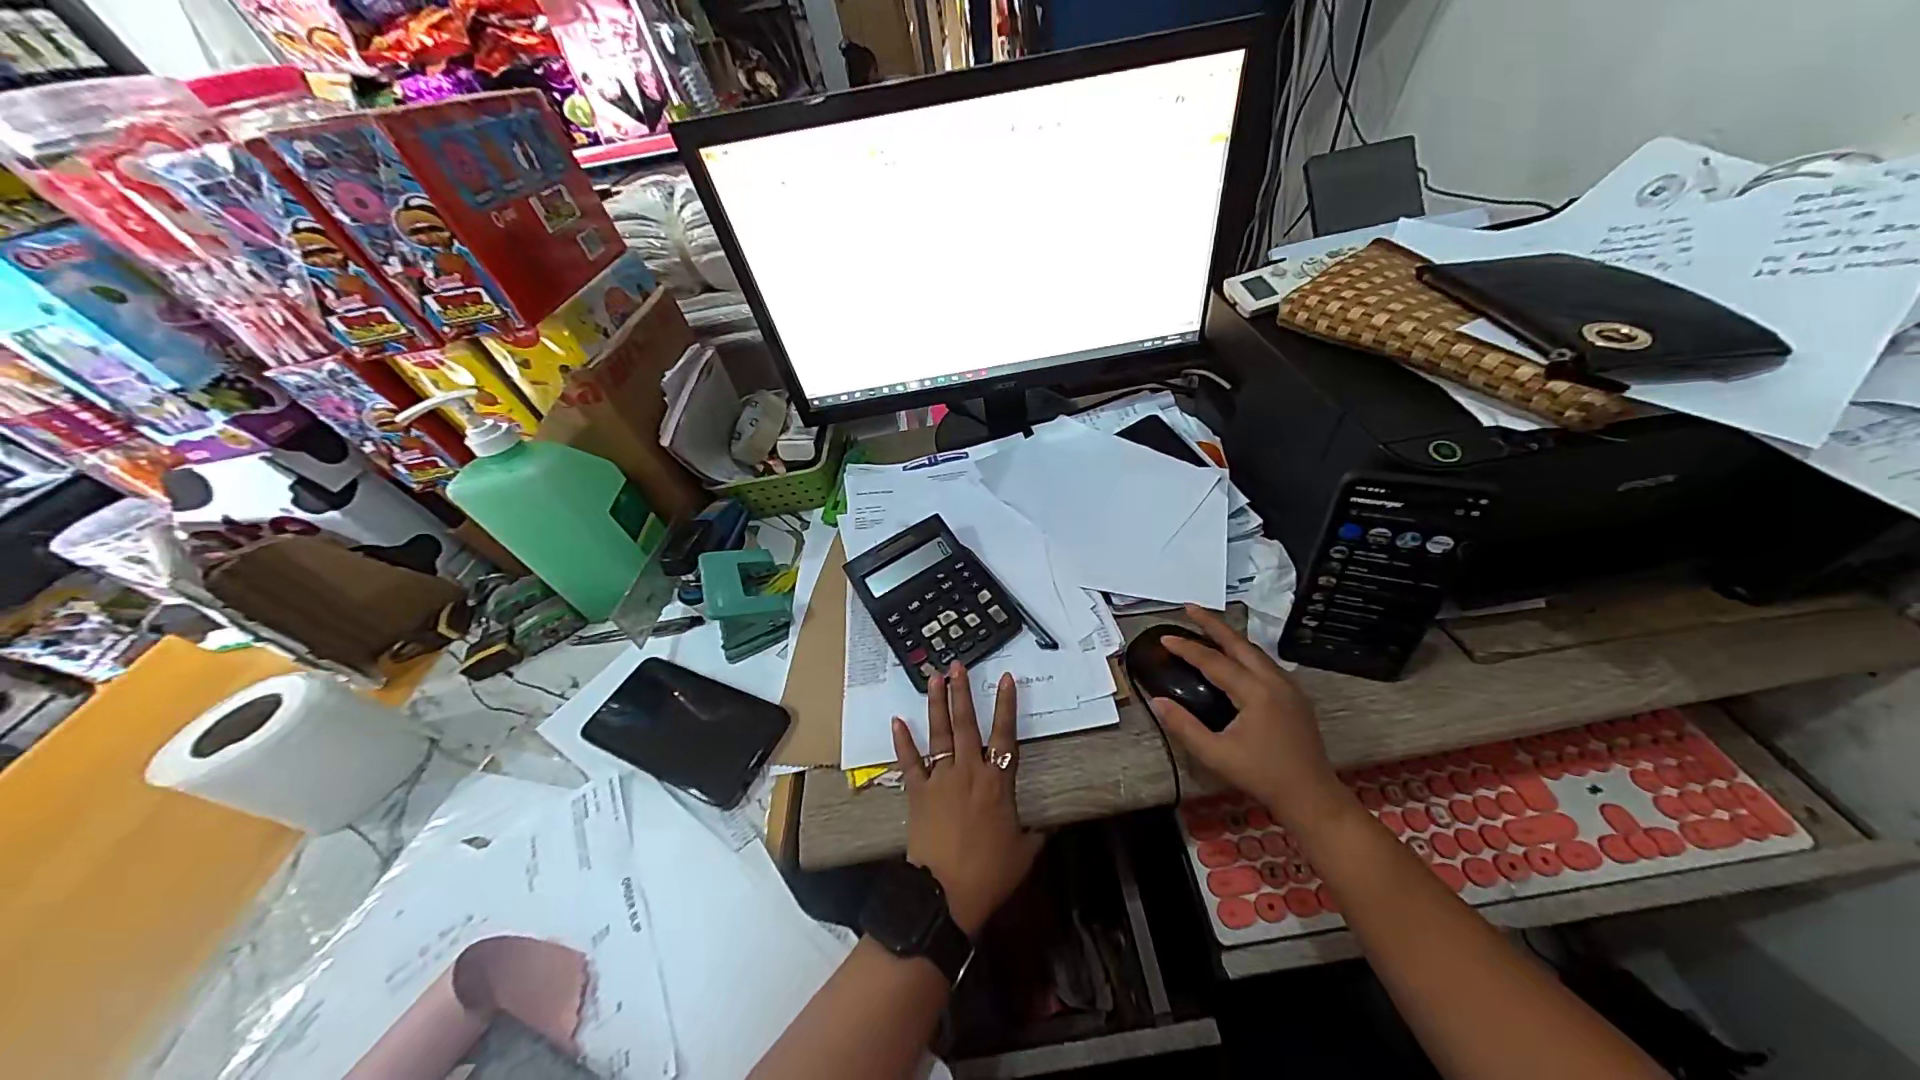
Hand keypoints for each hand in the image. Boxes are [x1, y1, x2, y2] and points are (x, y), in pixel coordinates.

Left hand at [891, 663, 1045, 936]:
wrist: (945, 894)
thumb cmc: (990, 874)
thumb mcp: (1025, 852)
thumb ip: (1038, 832)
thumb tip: (1053, 825)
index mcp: (998, 783)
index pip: (1006, 735)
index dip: (1007, 706)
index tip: (1007, 679)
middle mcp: (969, 772)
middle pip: (966, 724)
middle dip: (963, 693)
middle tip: (958, 666)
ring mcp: (940, 780)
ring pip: (939, 735)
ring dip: (937, 705)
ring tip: (934, 679)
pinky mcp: (918, 793)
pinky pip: (910, 762)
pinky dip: (903, 742)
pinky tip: (897, 720)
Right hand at [1149, 605, 1349, 829]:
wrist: (1311, 795)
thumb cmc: (1261, 776)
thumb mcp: (1216, 754)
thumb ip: (1184, 726)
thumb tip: (1157, 701)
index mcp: (1255, 692)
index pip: (1214, 661)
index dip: (1187, 648)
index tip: (1164, 637)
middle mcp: (1274, 681)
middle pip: (1239, 643)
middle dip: (1213, 623)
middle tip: (1190, 608)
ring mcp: (1289, 687)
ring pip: (1256, 651)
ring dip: (1231, 637)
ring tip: (1209, 627)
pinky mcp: (1295, 697)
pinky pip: (1266, 664)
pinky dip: (1245, 652)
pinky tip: (1236, 658)